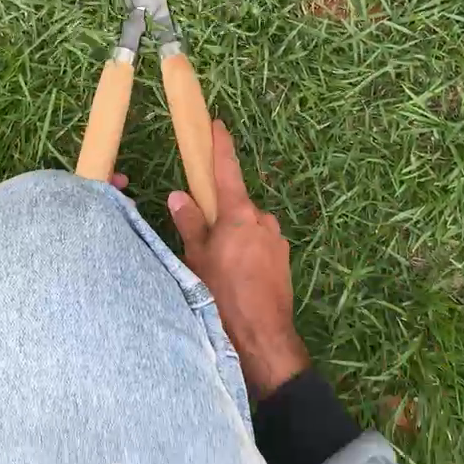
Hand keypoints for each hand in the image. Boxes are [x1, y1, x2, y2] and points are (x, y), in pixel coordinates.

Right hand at [167, 120, 310, 398]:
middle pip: (236, 203)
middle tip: (203, 236)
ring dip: (235, 234)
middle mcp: (262, 219)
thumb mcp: (196, 257)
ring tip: (219, 264)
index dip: (221, 144)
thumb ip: (189, 222)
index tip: (217, 123)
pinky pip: (260, 244)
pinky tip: (237, 275)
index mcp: (239, 212)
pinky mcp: (284, 260)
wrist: (264, 339)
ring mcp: (276, 239)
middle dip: (221, 211)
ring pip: (249, 226)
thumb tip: (179, 195)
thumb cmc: (223, 294)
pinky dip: (247, 250)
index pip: (227, 168)